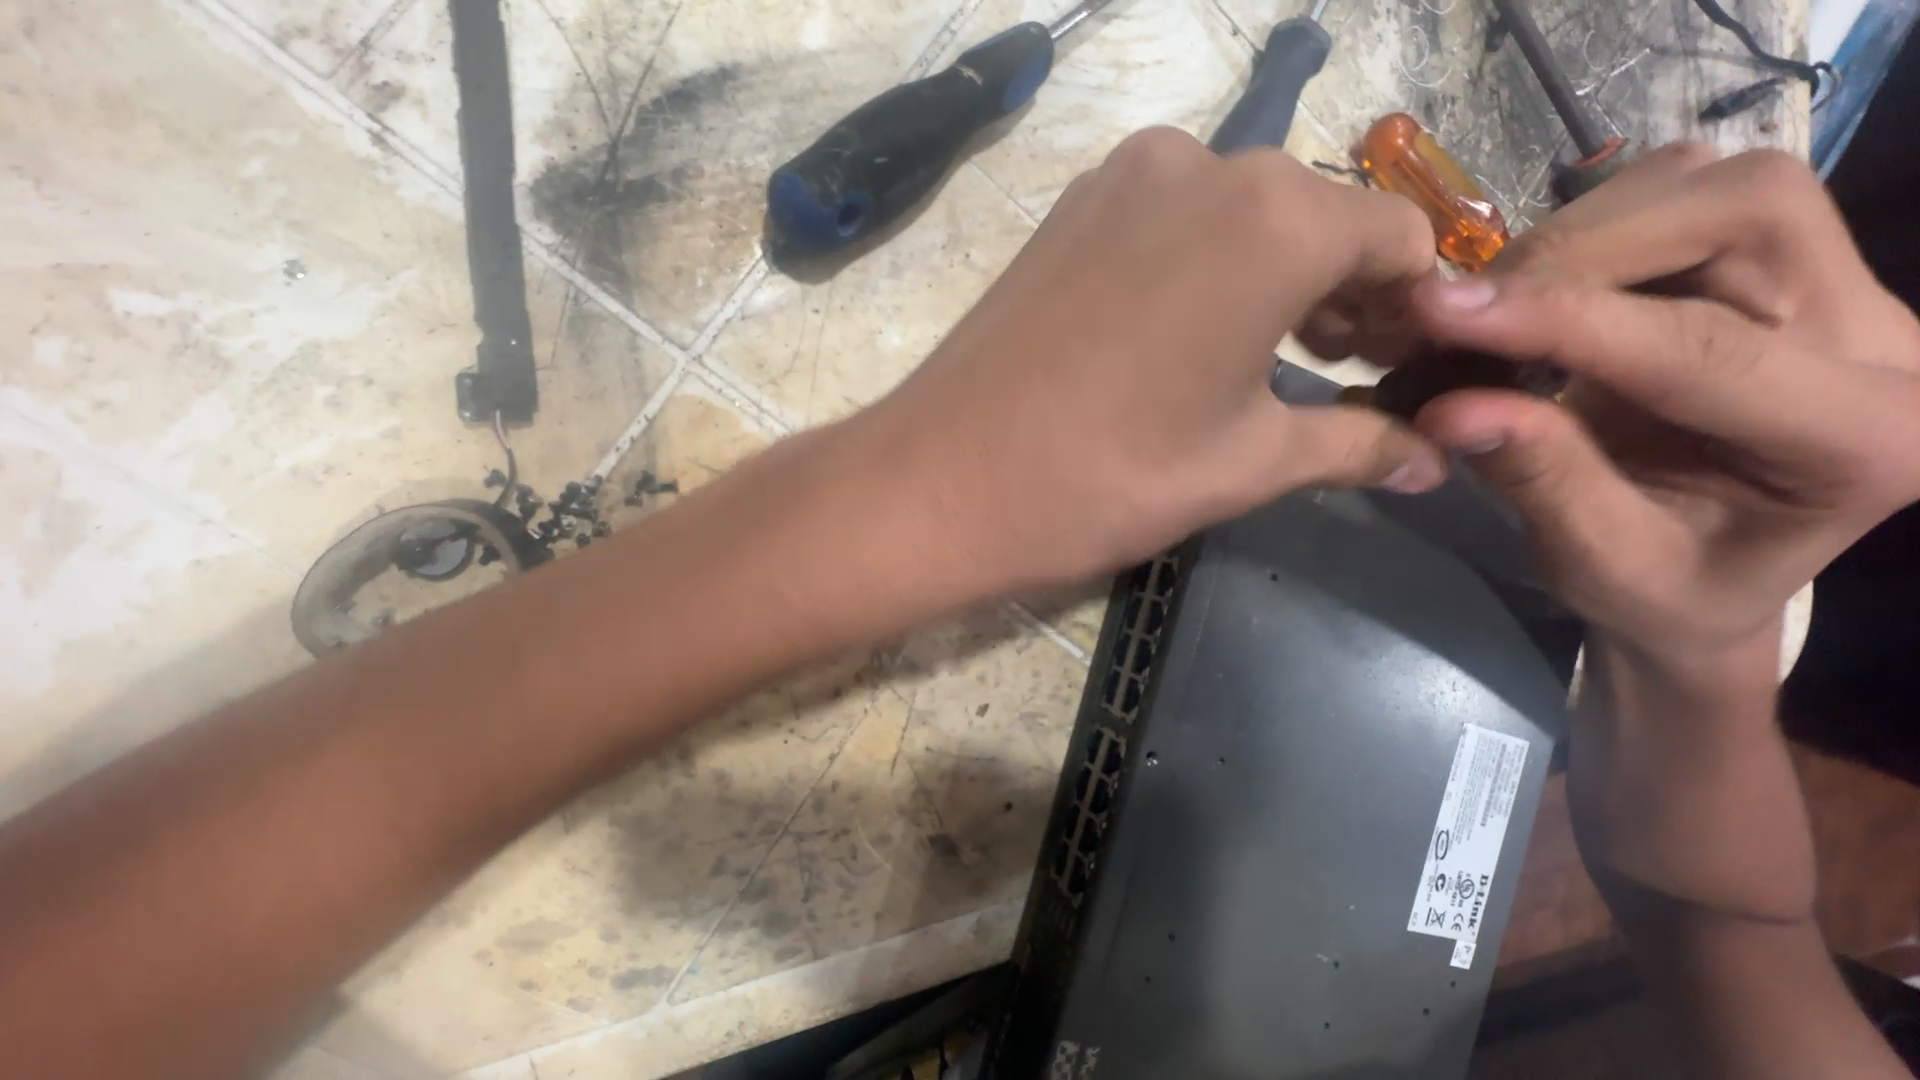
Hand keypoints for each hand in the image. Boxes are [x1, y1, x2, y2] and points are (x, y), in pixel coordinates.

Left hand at [848, 127, 1448, 594]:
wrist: (942, 479)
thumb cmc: (1108, 475)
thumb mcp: (1247, 464)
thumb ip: (1354, 444)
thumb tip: (1433, 459)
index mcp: (1274, 217)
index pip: (1400, 238)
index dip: (1413, 308)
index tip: (1401, 369)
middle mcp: (1206, 164)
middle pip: (1319, 217)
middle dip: (1344, 291)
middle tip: (1338, 375)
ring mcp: (1126, 175)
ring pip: (1243, 213)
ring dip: (1274, 276)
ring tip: (1264, 362)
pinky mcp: (1073, 204)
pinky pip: (1173, 218)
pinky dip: (1205, 262)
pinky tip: (1186, 333)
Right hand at [1402, 146, 1919, 667]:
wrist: (1707, 578)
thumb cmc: (1662, 591)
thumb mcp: (1597, 563)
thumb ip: (1539, 478)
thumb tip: (1442, 408)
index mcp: (1864, 441)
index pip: (1703, 346)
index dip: (1559, 321)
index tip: (1436, 311)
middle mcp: (1881, 341)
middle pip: (1742, 211)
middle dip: (1578, 249)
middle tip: (1463, 311)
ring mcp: (1839, 287)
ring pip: (1711, 186)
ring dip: (1574, 236)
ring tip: (1490, 309)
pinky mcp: (1782, 264)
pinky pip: (1689, 193)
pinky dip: (1590, 226)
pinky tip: (1542, 287)